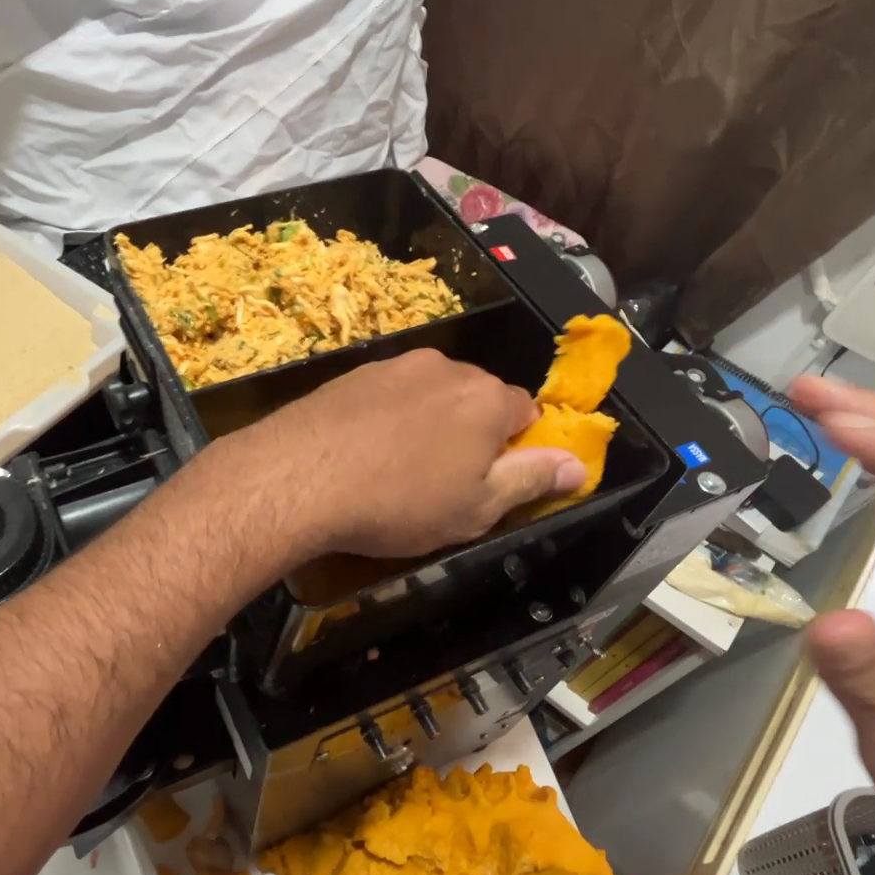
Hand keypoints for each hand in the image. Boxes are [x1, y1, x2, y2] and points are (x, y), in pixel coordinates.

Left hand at [216, 349, 585, 557]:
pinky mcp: (350, 374)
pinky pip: (387, 397)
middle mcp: (445, 368)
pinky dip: (386, 420)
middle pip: (477, 399)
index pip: (526, 412)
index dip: (515, 449)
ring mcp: (393, 366)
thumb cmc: (397, 502)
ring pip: (429, 396)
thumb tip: (579, 465)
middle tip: (441, 483)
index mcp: (487, 398)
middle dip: (470, 434)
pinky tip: (361, 454)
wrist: (296, 478)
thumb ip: (530, 480)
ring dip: (426, 426)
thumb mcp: (475, 508)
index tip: (490, 482)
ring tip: (395, 471)